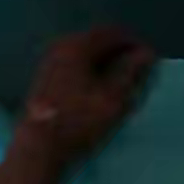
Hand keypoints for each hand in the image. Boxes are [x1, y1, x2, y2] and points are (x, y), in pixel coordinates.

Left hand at [17, 26, 156, 166]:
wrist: (36, 150)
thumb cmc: (77, 122)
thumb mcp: (112, 99)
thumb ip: (130, 72)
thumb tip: (146, 52)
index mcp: (79, 45)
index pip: (113, 32)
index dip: (133, 42)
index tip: (147, 58)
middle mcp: (62, 45)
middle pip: (97, 39)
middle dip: (118, 50)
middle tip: (135, 68)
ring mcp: (50, 61)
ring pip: (85, 51)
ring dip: (103, 60)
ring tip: (118, 79)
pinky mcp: (44, 77)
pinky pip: (73, 62)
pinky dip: (89, 68)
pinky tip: (96, 86)